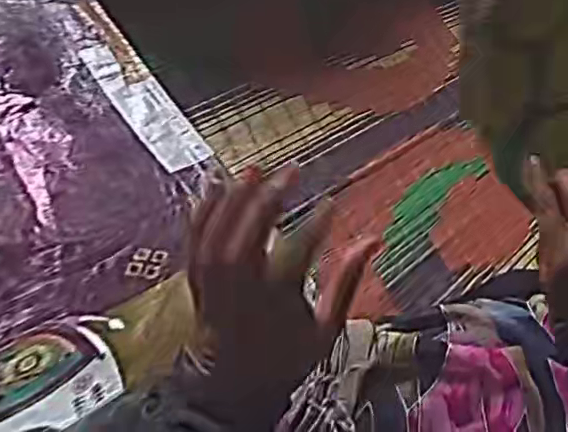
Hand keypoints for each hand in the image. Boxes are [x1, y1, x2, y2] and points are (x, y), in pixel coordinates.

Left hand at [185, 166, 378, 427]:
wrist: (229, 397)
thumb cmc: (283, 361)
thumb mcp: (326, 332)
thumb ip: (348, 282)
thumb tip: (374, 240)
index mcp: (276, 307)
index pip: (294, 260)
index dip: (314, 228)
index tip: (332, 202)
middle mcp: (240, 298)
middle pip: (243, 247)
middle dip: (265, 205)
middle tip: (290, 171)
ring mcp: (214, 293)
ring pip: (214, 245)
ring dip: (232, 204)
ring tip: (252, 170)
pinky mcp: (199, 289)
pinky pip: (193, 251)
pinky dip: (201, 217)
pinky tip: (214, 188)